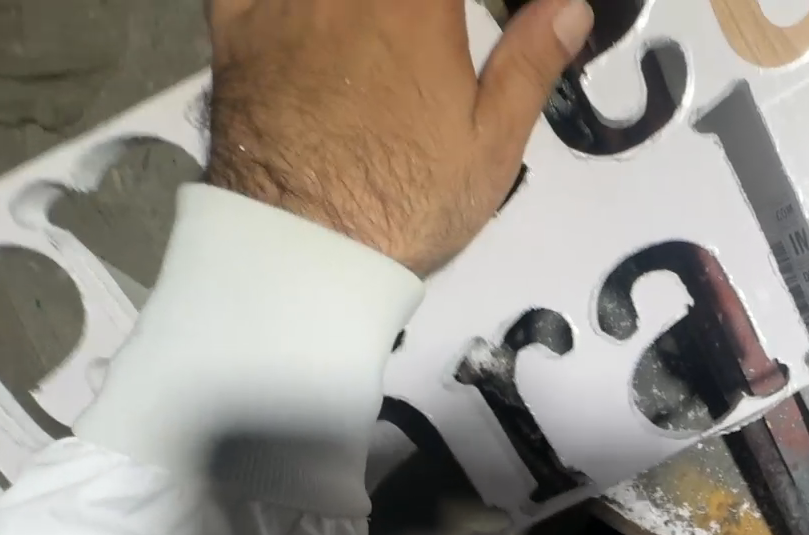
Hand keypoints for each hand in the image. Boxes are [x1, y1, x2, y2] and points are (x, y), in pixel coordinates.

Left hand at [204, 0, 594, 275]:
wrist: (309, 237)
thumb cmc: (413, 196)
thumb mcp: (494, 143)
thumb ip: (531, 63)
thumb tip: (572, 7)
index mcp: (419, 1)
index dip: (479, 4)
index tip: (476, 25)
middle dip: (420, 12)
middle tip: (435, 35)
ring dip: (361, 10)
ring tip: (388, 33)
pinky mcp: (236, 14)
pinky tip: (315, 16)